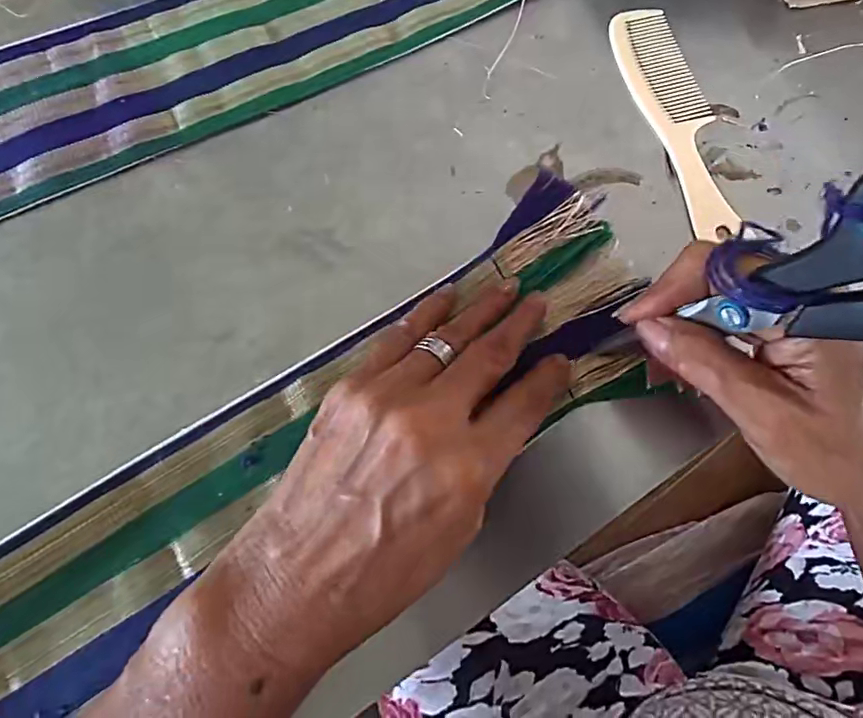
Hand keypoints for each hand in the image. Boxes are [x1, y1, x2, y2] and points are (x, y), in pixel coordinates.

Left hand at [152, 281, 571, 703]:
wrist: (302, 572)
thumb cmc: (389, 571)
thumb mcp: (460, 528)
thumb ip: (482, 465)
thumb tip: (495, 420)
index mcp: (468, 466)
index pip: (522, 405)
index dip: (547, 378)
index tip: (560, 357)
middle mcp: (430, 419)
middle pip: (486, 357)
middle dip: (517, 325)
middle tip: (536, 301)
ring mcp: (386, 396)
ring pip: (442, 339)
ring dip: (477, 311)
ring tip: (501, 289)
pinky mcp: (351, 387)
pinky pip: (396, 341)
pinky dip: (424, 316)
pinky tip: (444, 300)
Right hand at [618, 242, 862, 510]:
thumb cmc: (840, 459)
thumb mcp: (762, 415)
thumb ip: (705, 363)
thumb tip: (650, 327)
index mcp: (811, 312)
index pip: (725, 269)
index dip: (673, 287)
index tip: (638, 320)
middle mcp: (810, 297)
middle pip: (720, 273)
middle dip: (674, 304)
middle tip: (646, 342)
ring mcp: (804, 307)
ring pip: (723, 289)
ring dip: (686, 318)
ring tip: (663, 355)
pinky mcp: (796, 321)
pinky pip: (738, 308)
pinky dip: (706, 328)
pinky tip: (691, 354)